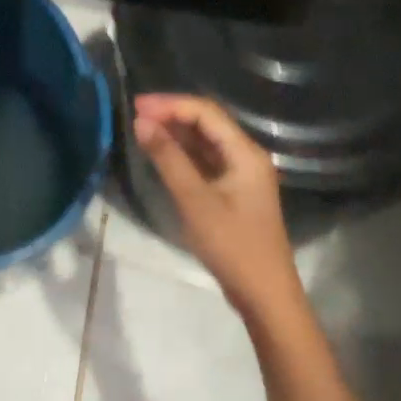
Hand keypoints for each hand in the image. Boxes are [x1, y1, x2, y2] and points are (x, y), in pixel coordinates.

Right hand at [132, 94, 299, 314]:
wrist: (265, 296)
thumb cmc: (233, 246)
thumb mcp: (195, 200)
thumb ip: (168, 158)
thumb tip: (141, 121)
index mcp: (245, 153)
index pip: (205, 112)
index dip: (170, 104)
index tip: (136, 106)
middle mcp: (246, 156)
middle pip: (206, 121)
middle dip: (171, 114)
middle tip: (135, 114)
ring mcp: (240, 174)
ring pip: (205, 140)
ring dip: (175, 131)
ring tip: (142, 129)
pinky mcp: (232, 191)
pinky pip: (205, 159)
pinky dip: (182, 151)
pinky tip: (161, 153)